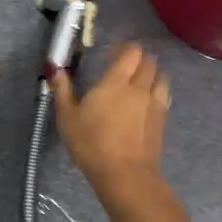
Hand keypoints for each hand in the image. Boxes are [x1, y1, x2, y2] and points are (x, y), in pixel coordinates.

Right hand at [49, 42, 171, 196]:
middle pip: (149, 62)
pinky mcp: (162, 119)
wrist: (124, 173)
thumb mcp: (67, 118)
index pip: (131, 53)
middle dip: (139, 58)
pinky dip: (158, 89)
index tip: (114, 50)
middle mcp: (139, 88)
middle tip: (125, 63)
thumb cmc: (91, 143)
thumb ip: (63, 91)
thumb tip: (57, 71)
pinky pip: (164, 94)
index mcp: (114, 83)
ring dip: (152, 72)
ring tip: (141, 78)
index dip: (125, 47)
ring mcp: (154, 103)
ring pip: (161, 77)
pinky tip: (148, 98)